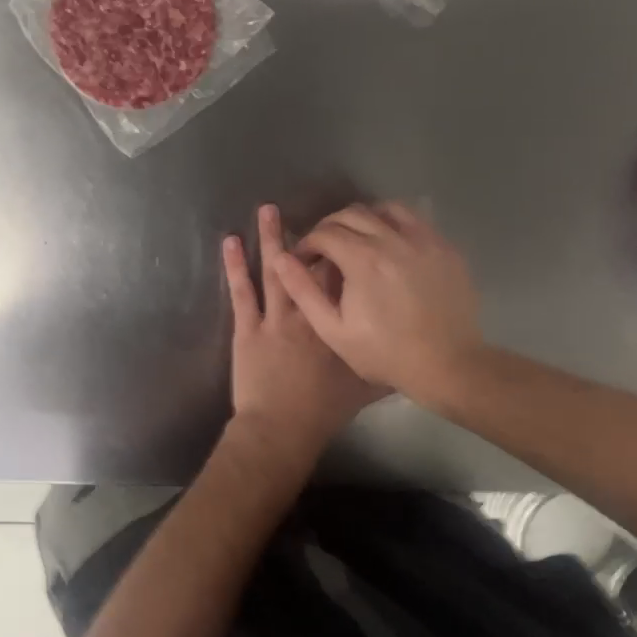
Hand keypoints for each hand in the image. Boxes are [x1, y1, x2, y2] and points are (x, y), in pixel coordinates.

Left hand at [222, 205, 384, 467]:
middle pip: (311, 268)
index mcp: (337, 326)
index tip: (349, 232)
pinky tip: (231, 241)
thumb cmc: (324, 411)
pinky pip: (241, 292)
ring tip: (267, 209)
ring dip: (271, 239)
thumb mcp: (366, 388)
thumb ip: (384, 364)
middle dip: (313, 237)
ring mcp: (275, 320)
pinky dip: (235, 266)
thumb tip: (405, 350)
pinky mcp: (247, 328)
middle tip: (313, 209)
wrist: (282, 428)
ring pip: (274, 271)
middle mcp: (308, 315)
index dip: (346, 256)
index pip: (345, 282)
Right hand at [269, 201, 483, 407]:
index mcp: (363, 260)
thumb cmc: (384, 353)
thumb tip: (280, 258)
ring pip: (386, 209)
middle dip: (329, 228)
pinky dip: (394, 225)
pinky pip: (415, 221)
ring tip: (358, 242)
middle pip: (351, 213)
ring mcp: (424, 241)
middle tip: (325, 251)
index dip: (307, 244)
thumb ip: (303, 291)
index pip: (324, 232)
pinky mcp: (445, 248)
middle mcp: (394, 240)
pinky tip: (390, 248)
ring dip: (364, 219)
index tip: (303, 261)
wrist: (447, 365)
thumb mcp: (333, 330)